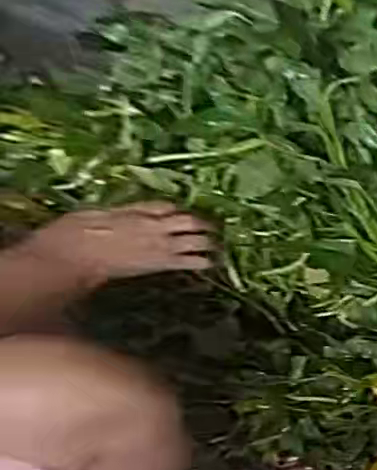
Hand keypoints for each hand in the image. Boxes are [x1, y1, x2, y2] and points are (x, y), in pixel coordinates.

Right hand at [18, 203, 215, 284]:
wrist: (68, 259)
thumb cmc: (68, 234)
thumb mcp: (92, 213)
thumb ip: (120, 212)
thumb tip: (137, 211)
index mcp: (135, 212)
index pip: (168, 206)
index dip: (178, 209)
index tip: (182, 214)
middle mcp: (156, 227)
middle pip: (193, 221)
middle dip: (205, 224)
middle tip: (210, 228)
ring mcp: (165, 246)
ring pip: (202, 241)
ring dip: (212, 243)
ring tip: (215, 245)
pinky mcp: (167, 263)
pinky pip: (199, 262)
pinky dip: (208, 261)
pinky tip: (210, 262)